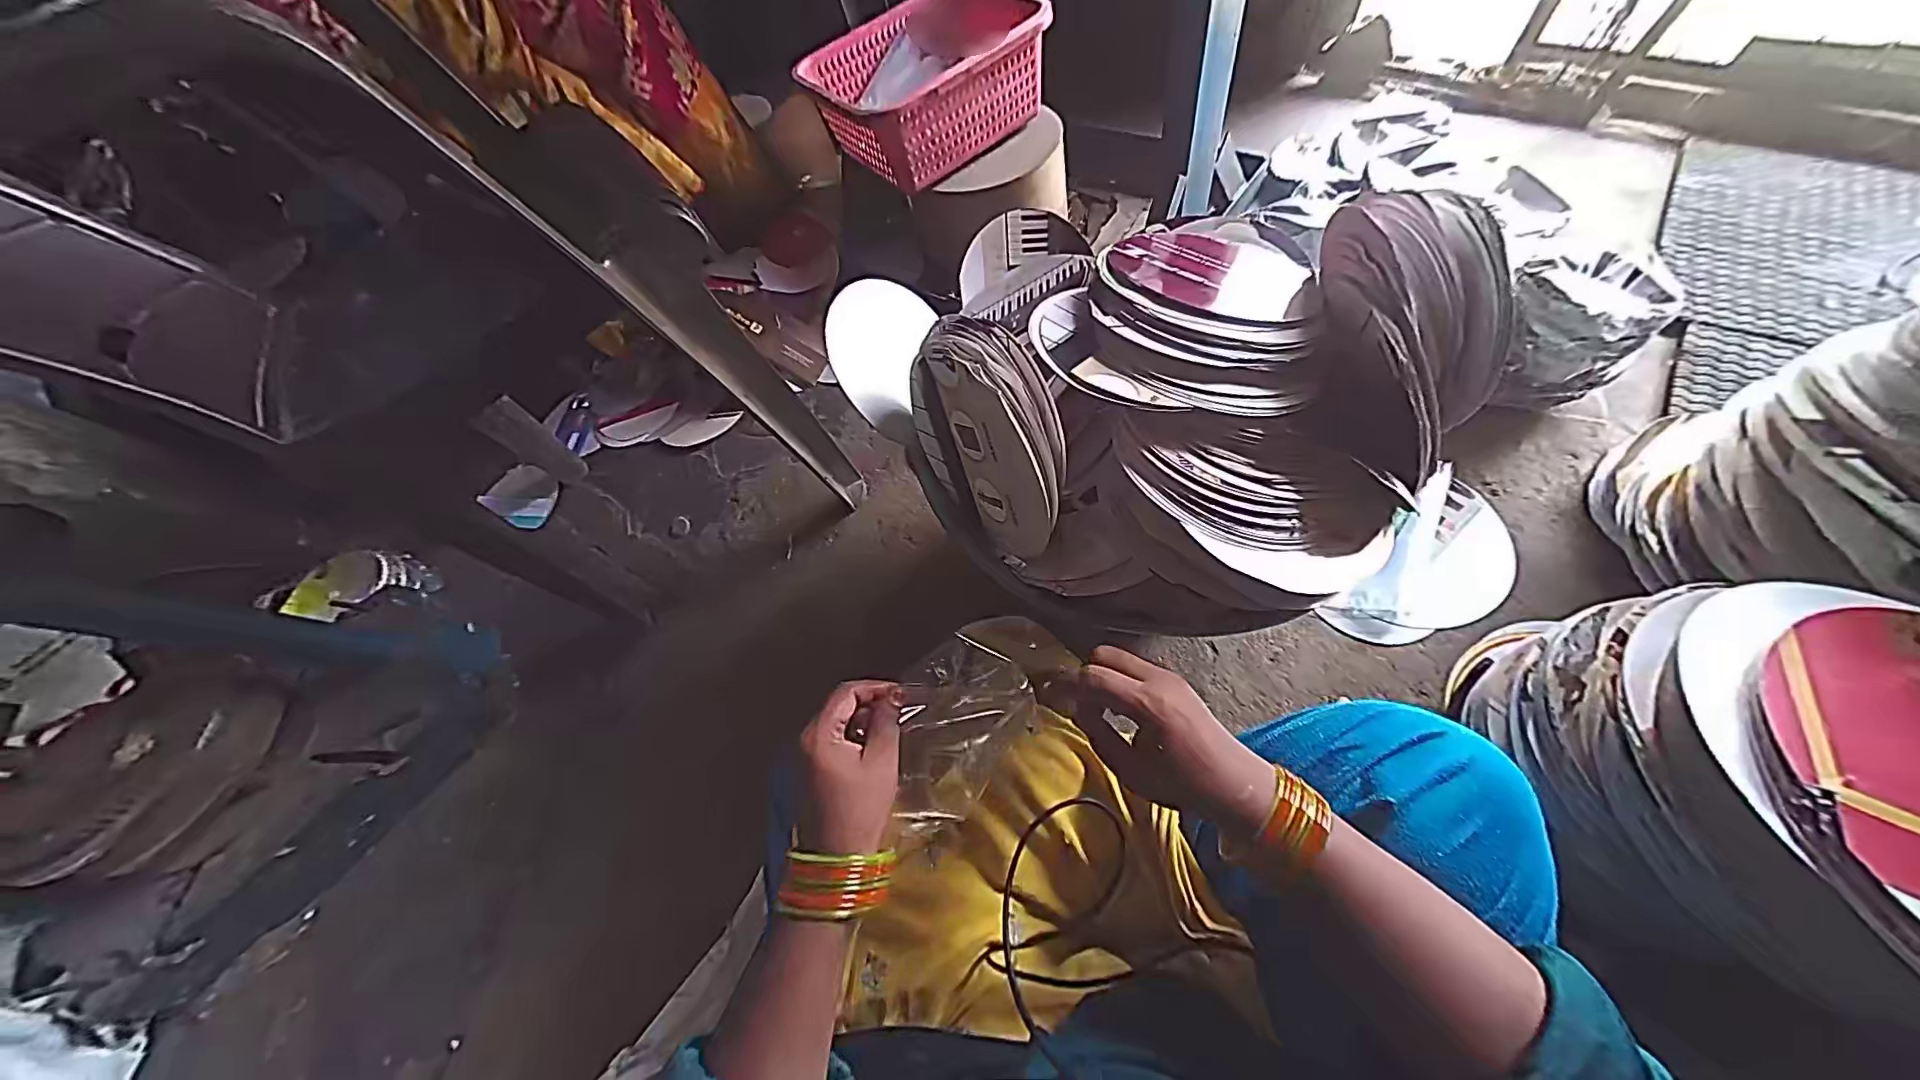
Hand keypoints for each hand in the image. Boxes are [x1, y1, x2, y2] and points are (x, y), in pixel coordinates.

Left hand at [797, 680, 903, 852]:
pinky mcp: (815, 766)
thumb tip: (891, 699)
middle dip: (871, 702)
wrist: (839, 854)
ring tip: (890, 727)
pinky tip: (875, 746)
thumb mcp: (881, 761)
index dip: (875, 687)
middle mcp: (809, 739)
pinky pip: (837, 738)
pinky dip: (857, 734)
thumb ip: (886, 723)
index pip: (846, 692)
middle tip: (898, 708)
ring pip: (839, 720)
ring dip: (865, 718)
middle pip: (840, 704)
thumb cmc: (860, 810)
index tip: (898, 693)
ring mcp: (809, 753)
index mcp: (820, 735)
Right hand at [1041, 646, 1276, 837]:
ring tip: (1095, 706)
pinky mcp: (1173, 680)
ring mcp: (1169, 676)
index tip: (1049, 697)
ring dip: (1100, 675)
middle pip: (1103, 655)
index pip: (1093, 677)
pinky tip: (1117, 706)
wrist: (1235, 784)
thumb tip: (1080, 711)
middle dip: (1082, 675)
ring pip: (1118, 656)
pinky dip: (1116, 678)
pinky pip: (1133, 667)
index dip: (1066, 686)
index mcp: (1149, 704)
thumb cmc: (1185, 785)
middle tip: (1073, 701)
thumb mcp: (1132, 771)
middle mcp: (1159, 681)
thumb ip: (1100, 735)